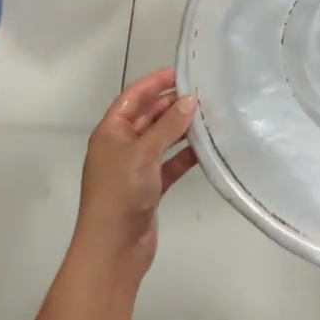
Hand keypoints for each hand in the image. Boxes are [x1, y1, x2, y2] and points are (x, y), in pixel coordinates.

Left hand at [71, 68, 199, 279]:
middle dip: (171, 105)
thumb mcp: (143, 153)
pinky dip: (184, 156)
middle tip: (202, 94)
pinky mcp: (149, 187)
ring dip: (180, 129)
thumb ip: (167, 127)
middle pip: (148, 117)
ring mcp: (135, 168)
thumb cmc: (121, 193)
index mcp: (110, 132)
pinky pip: (169, 164)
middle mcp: (121, 146)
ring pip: (160, 140)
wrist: (113, 248)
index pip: (133, 97)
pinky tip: (205, 148)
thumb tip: (189, 101)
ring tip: (208, 116)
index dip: (155, 83)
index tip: (181, 71)